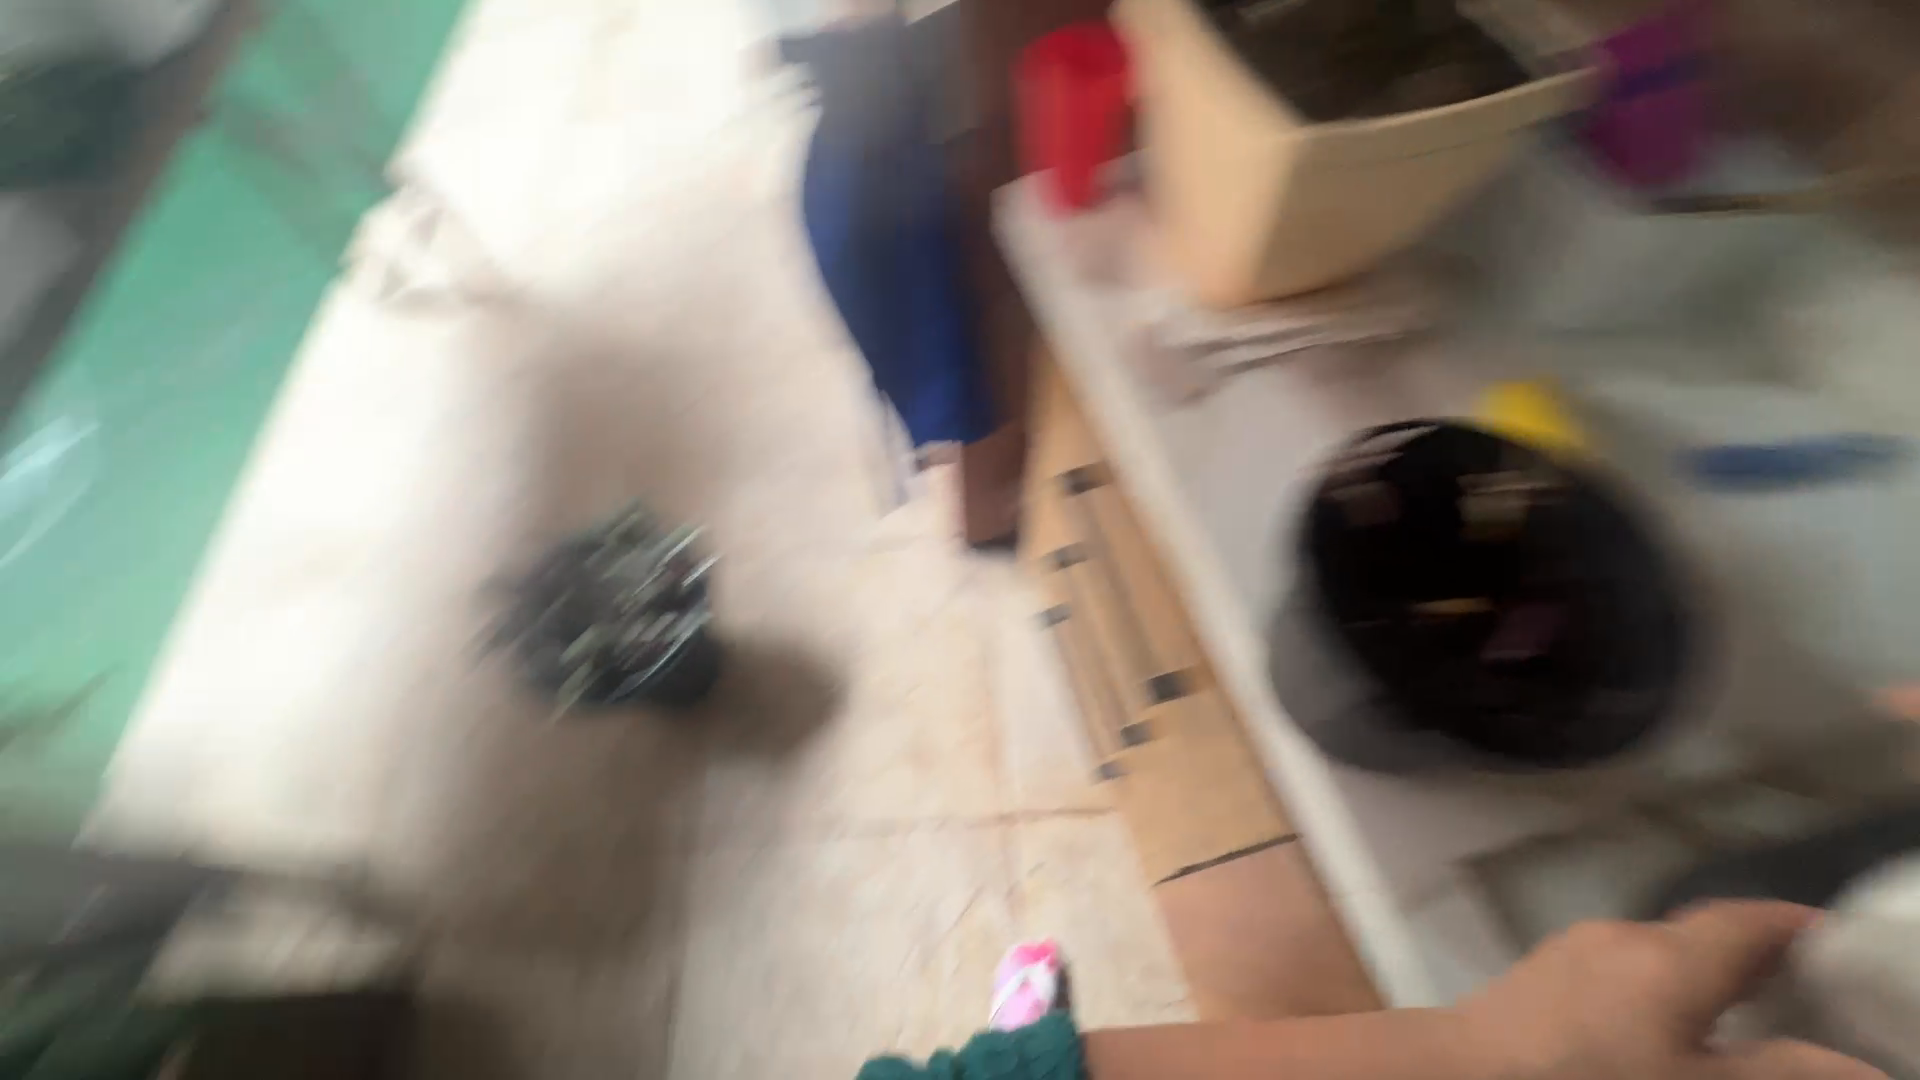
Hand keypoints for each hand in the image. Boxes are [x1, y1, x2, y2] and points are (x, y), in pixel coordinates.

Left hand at [1455, 901, 1884, 1079]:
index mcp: (1665, 956)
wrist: (1475, 1067)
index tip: (1843, 938)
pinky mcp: (1549, 965)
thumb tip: (1866, 1067)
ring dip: (1710, 968)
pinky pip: (1626, 961)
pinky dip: (1668, 979)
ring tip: (1762, 1006)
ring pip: (1661, 947)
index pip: (1743, 921)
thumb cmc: (1595, 1078)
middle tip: (1819, 987)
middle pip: (1702, 932)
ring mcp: (1576, 945)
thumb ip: (1787, 1073)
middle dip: (1759, 954)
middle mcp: (1619, 934)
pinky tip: (1681, 1016)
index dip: (1795, 924)